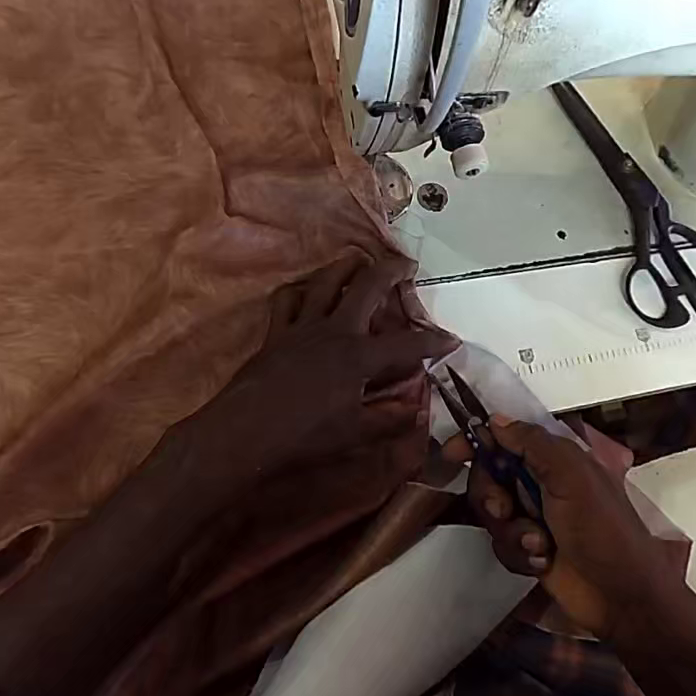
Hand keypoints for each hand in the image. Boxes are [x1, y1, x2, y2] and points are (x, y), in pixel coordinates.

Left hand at [175, 254, 458, 490]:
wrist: (244, 432)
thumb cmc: (303, 436)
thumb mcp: (353, 433)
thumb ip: (388, 419)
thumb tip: (416, 411)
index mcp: (358, 356)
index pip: (405, 344)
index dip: (432, 341)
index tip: (451, 339)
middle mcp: (334, 330)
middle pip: (367, 288)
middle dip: (390, 271)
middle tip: (405, 263)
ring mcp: (302, 326)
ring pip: (326, 282)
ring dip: (346, 267)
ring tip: (358, 259)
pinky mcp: (277, 332)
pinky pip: (288, 300)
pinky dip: (300, 289)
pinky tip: (306, 289)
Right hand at [453, 417, 686, 640]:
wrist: (622, 598)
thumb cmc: (602, 528)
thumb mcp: (571, 476)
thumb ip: (532, 443)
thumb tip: (495, 420)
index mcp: (553, 457)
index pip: (504, 437)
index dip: (476, 441)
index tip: (452, 454)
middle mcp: (539, 481)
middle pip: (487, 475)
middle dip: (491, 495)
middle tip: (504, 509)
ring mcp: (532, 515)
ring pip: (491, 512)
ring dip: (511, 530)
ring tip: (539, 545)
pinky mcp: (528, 548)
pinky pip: (500, 542)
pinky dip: (518, 552)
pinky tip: (542, 562)